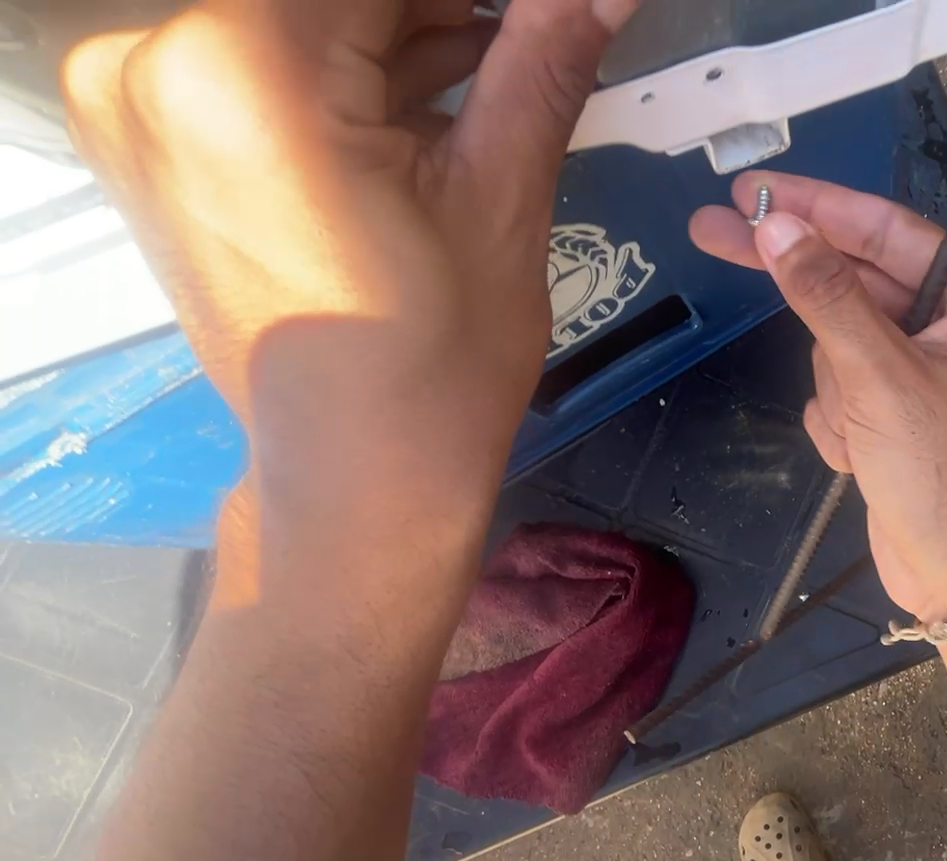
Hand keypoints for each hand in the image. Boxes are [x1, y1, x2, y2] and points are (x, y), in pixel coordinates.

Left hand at [61, 0, 636, 550]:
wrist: (367, 468)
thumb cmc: (448, 357)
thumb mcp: (504, 207)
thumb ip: (541, 73)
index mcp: (246, 67)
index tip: (549, 14)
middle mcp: (147, 54)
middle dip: (445, 14)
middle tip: (536, 40)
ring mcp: (135, 97)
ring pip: (300, 25)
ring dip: (405, 38)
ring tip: (501, 75)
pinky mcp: (152, 136)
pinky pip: (266, 68)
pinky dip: (354, 76)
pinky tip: (432, 109)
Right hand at [691, 173, 946, 625]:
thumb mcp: (883, 382)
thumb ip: (829, 300)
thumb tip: (778, 226)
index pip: (888, 231)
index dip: (817, 206)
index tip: (751, 188)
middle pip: (858, 287)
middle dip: (806, 295)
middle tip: (711, 232)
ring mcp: (928, 377)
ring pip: (843, 348)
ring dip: (839, 393)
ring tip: (864, 436)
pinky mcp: (903, 418)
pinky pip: (846, 394)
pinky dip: (843, 426)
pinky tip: (863, 460)